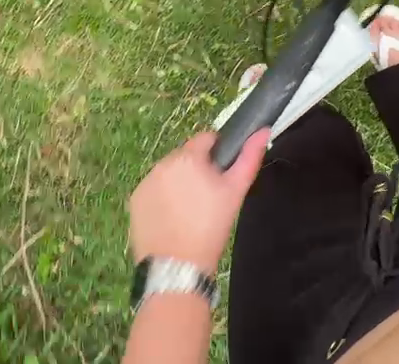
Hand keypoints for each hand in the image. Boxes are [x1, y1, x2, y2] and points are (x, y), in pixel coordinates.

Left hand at [128, 130, 268, 269]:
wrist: (178, 268)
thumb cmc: (211, 227)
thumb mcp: (235, 192)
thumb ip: (249, 157)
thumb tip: (263, 130)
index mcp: (188, 156)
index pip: (206, 139)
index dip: (218, 155)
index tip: (222, 178)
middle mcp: (162, 162)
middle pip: (187, 157)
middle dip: (198, 170)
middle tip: (208, 199)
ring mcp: (146, 182)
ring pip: (170, 173)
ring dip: (180, 183)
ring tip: (190, 212)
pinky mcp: (135, 201)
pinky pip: (154, 190)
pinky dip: (162, 199)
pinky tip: (172, 220)